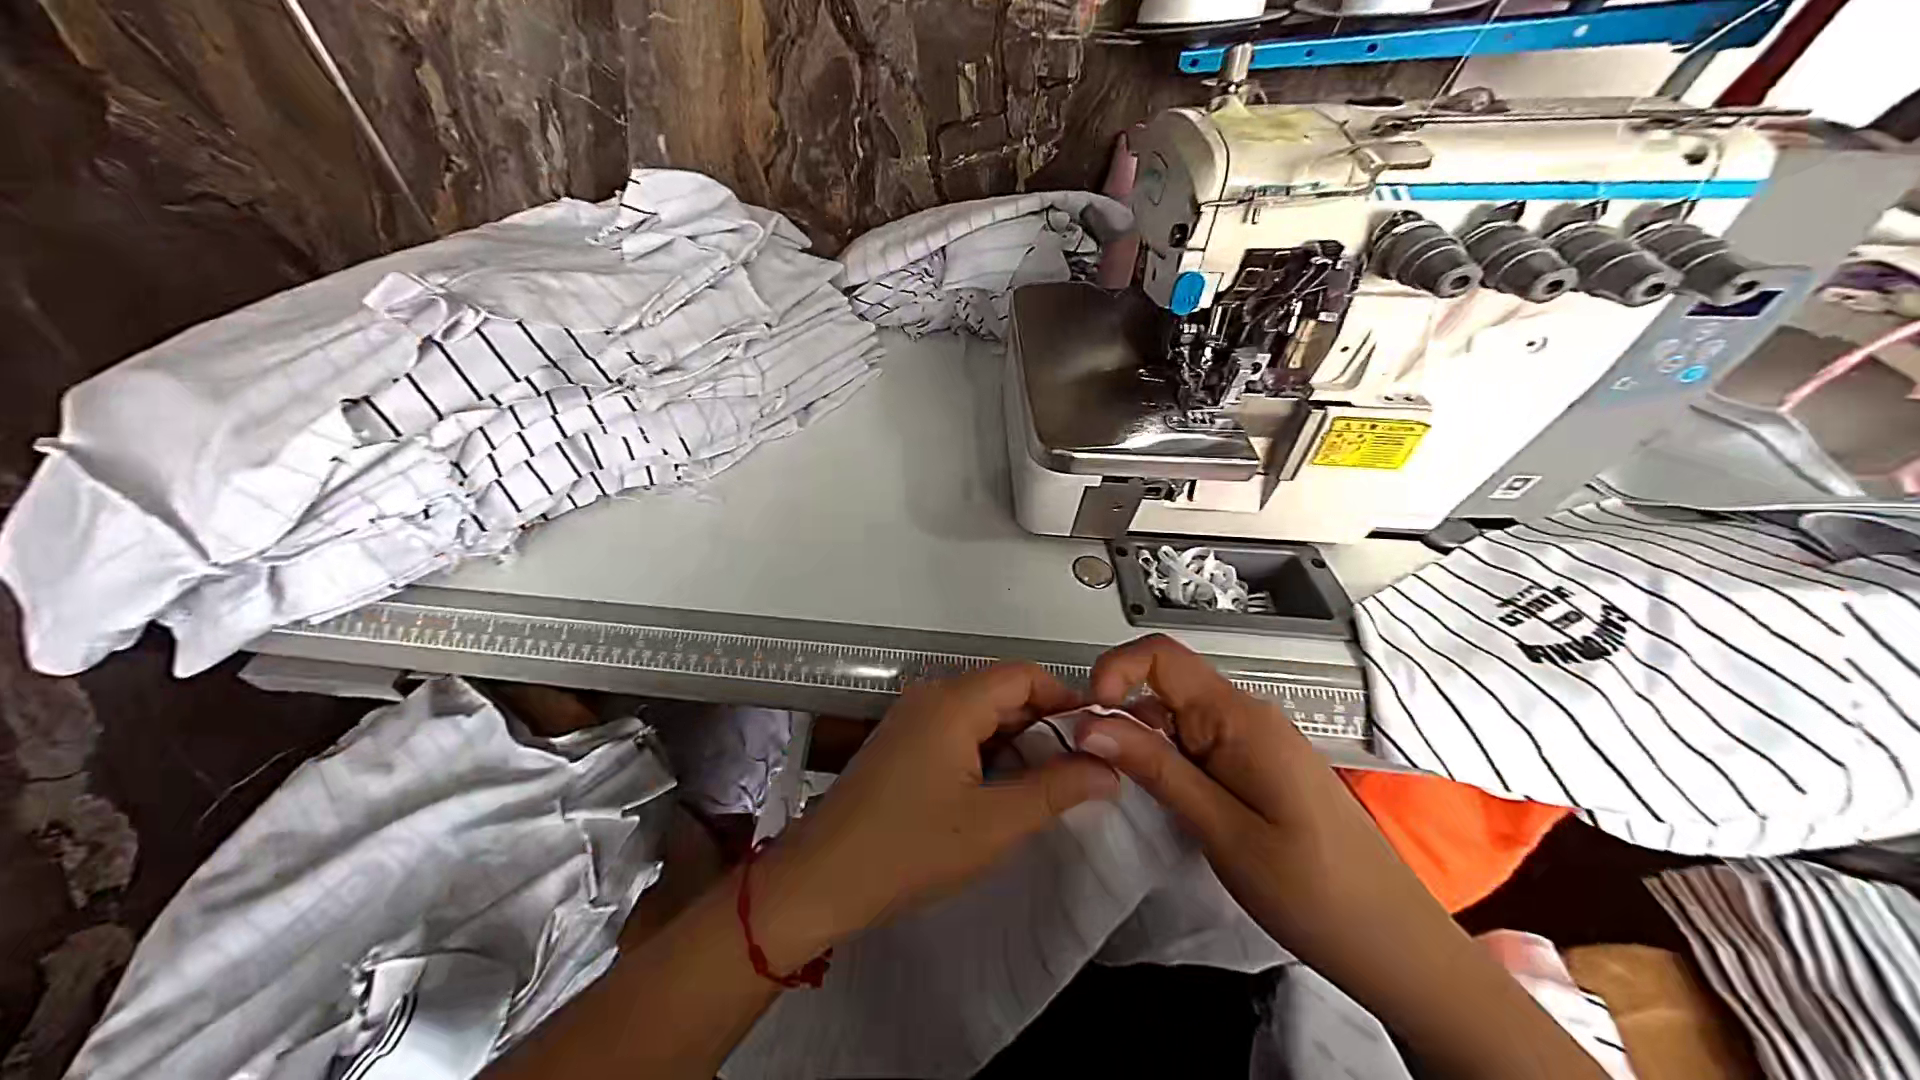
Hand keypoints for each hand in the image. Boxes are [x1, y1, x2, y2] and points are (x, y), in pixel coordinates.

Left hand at [752, 663, 1119, 969]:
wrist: (823, 878)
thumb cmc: (907, 849)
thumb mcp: (994, 823)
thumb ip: (1055, 790)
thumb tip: (1105, 770)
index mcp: (953, 702)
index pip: (1025, 675)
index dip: (1065, 700)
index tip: (1095, 737)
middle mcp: (930, 697)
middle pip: (1003, 690)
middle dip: (1045, 724)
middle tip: (1079, 766)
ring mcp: (912, 718)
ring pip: (981, 711)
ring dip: (1017, 740)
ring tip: (1048, 782)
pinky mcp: (902, 741)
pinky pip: (957, 728)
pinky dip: (988, 749)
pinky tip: (1003, 787)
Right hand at [1070, 634, 1386, 948]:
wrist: (1394, 942)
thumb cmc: (1317, 892)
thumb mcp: (1223, 832)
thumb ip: (1157, 769)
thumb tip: (1092, 724)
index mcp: (1241, 719)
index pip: (1162, 655)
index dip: (1114, 670)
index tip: (1089, 717)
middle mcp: (1247, 716)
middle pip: (1163, 684)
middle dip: (1119, 713)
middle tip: (1097, 765)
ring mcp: (1253, 739)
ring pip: (1175, 714)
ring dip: (1141, 741)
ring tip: (1134, 791)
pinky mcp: (1255, 763)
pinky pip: (1196, 740)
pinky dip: (1167, 759)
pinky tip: (1168, 799)